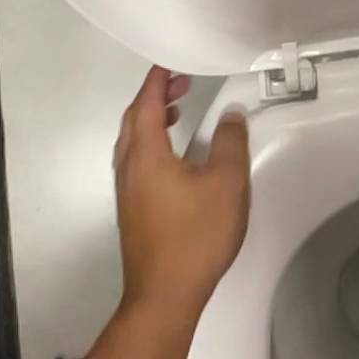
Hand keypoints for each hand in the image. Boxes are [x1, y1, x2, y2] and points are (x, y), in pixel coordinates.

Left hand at [114, 66, 250, 319]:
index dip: (158, 80)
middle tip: (182, 84)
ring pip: (133, 142)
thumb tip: (230, 116)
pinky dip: (153, 142)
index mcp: (146, 155)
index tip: (172, 63)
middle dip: (155, 96)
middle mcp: (129, 168)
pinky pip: (137, 161)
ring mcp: (128, 192)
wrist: (165, 295)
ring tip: (180, 112)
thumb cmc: (196, 234)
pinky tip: (177, 156)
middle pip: (134, 120)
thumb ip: (230, 143)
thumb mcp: (226, 183)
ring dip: (153, 120)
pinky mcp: (133, 210)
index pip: (147, 104)